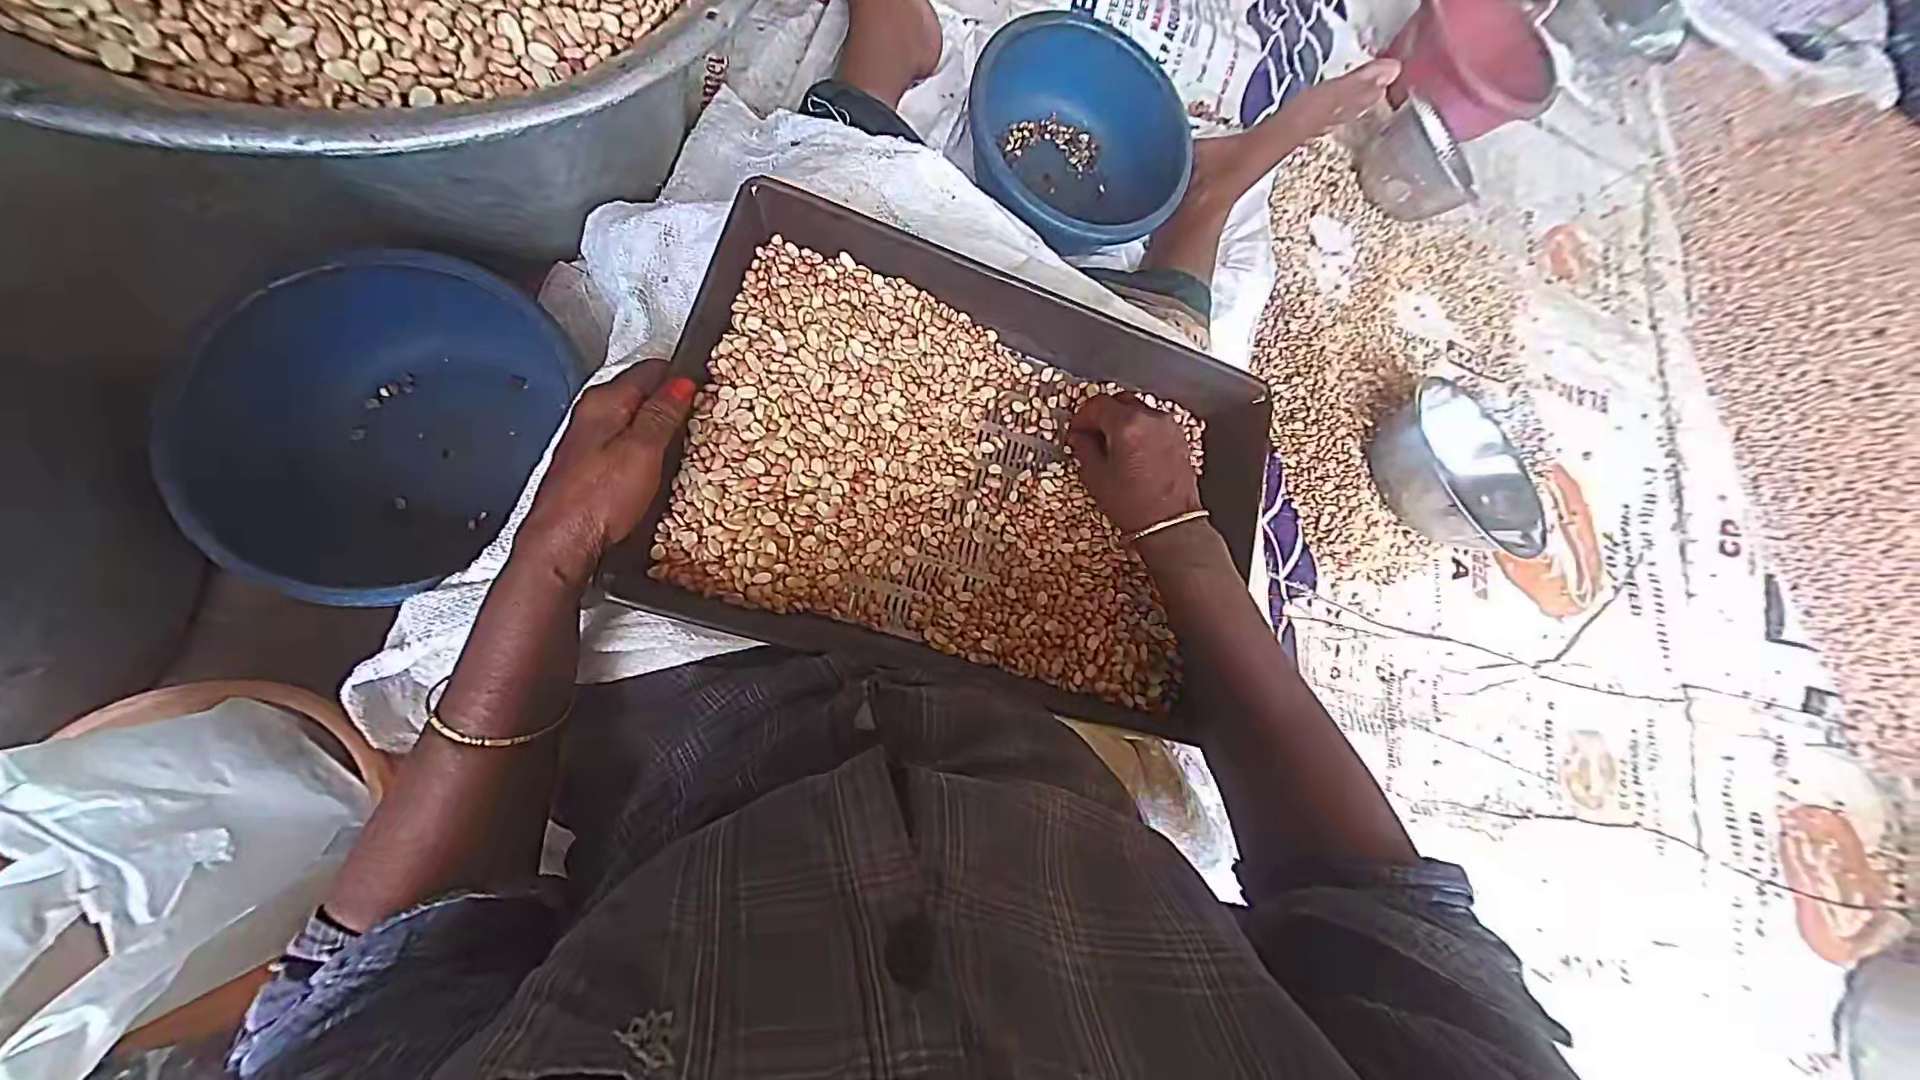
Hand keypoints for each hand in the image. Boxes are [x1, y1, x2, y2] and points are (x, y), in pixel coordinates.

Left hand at [517, 359, 695, 584]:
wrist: (563, 542)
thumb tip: (682, 384)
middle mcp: (594, 415)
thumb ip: (663, 414)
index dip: (681, 376)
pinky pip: (631, 442)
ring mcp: (593, 440)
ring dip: (663, 425)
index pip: (650, 371)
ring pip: (637, 419)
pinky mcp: (596, 464)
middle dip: (673, 400)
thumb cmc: (598, 499)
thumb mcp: (643, 451)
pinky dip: (651, 446)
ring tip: (690, 438)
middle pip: (643, 393)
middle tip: (704, 414)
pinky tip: (663, 461)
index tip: (707, 388)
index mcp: (604, 403)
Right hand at [1066, 393, 1203, 536]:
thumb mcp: (1096, 476)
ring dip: (1121, 421)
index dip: (1081, 416)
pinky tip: (1131, 451)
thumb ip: (1084, 448)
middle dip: (1102, 415)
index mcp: (1126, 424)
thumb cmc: (1131, 504)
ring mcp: (1168, 426)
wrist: (1169, 523)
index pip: (1097, 404)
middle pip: (1119, 401)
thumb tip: (1079, 436)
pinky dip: (1139, 429)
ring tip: (1112, 445)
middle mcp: (1150, 417)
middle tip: (1090, 435)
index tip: (1076, 431)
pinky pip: (1153, 423)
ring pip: (1138, 410)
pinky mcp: (1179, 437)